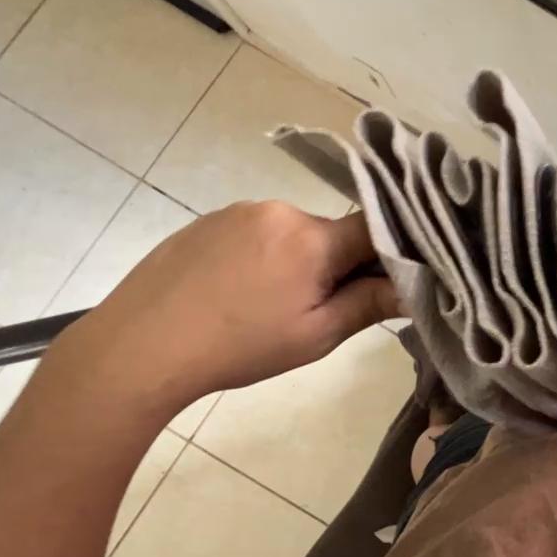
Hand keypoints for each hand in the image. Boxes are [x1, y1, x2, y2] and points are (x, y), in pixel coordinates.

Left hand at [42, 201, 400, 420]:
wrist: (141, 345)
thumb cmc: (241, 346)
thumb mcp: (317, 335)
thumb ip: (371, 304)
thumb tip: (415, 289)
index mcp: (312, 237)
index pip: (376, 229)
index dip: (392, 255)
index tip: (393, 284)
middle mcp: (278, 210)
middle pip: (335, 233)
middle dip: (342, 264)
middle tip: (326, 309)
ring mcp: (238, 212)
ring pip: (297, 234)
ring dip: (303, 261)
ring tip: (277, 305)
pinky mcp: (208, 221)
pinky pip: (260, 233)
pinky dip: (268, 258)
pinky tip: (244, 293)